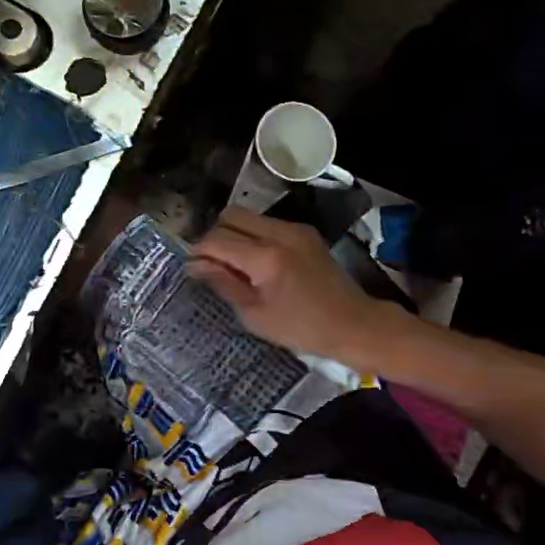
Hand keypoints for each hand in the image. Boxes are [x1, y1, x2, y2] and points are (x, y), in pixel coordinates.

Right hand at [189, 207, 392, 367]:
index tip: (191, 268)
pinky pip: (267, 223)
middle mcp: (280, 233)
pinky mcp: (305, 232)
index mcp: (266, 258)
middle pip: (230, 216)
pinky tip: (256, 262)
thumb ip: (223, 283)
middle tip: (211, 263)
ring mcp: (295, 229)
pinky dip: (253, 236)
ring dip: (233, 234)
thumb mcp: (254, 315)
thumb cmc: (300, 328)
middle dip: (214, 236)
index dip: (198, 252)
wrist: (353, 324)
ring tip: (233, 263)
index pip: (217, 240)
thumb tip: (195, 265)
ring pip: (248, 216)